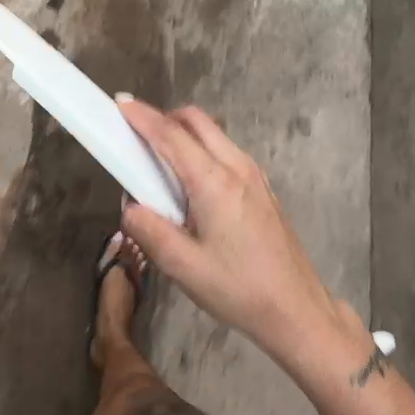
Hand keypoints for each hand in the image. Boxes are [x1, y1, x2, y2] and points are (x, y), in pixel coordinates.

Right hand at [117, 98, 368, 369]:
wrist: (296, 310)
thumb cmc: (238, 289)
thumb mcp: (182, 267)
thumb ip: (149, 230)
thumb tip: (129, 206)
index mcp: (214, 182)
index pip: (171, 135)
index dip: (141, 117)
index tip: (118, 103)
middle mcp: (237, 168)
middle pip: (196, 121)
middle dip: (162, 117)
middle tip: (133, 135)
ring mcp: (254, 176)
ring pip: (213, 134)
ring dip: (182, 134)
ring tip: (156, 162)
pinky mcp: (261, 189)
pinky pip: (224, 152)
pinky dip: (200, 149)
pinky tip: (187, 184)